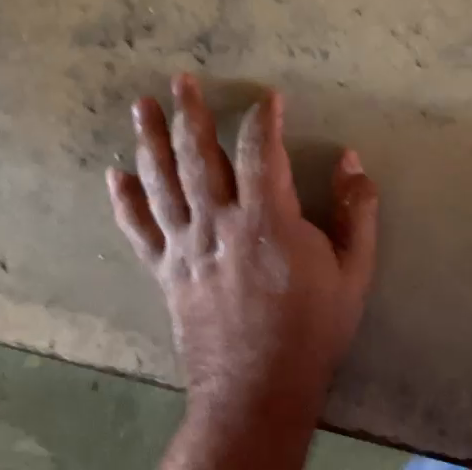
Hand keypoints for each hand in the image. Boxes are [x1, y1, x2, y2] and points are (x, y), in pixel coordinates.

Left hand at [106, 74, 379, 433]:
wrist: (257, 391)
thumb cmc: (312, 328)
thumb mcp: (353, 271)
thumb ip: (357, 212)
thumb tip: (352, 161)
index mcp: (267, 220)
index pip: (261, 150)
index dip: (264, 118)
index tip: (269, 96)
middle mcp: (219, 224)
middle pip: (199, 156)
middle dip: (189, 113)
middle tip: (180, 79)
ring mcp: (187, 248)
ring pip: (163, 184)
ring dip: (151, 142)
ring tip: (141, 107)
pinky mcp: (167, 273)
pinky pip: (140, 231)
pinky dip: (125, 201)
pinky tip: (114, 175)